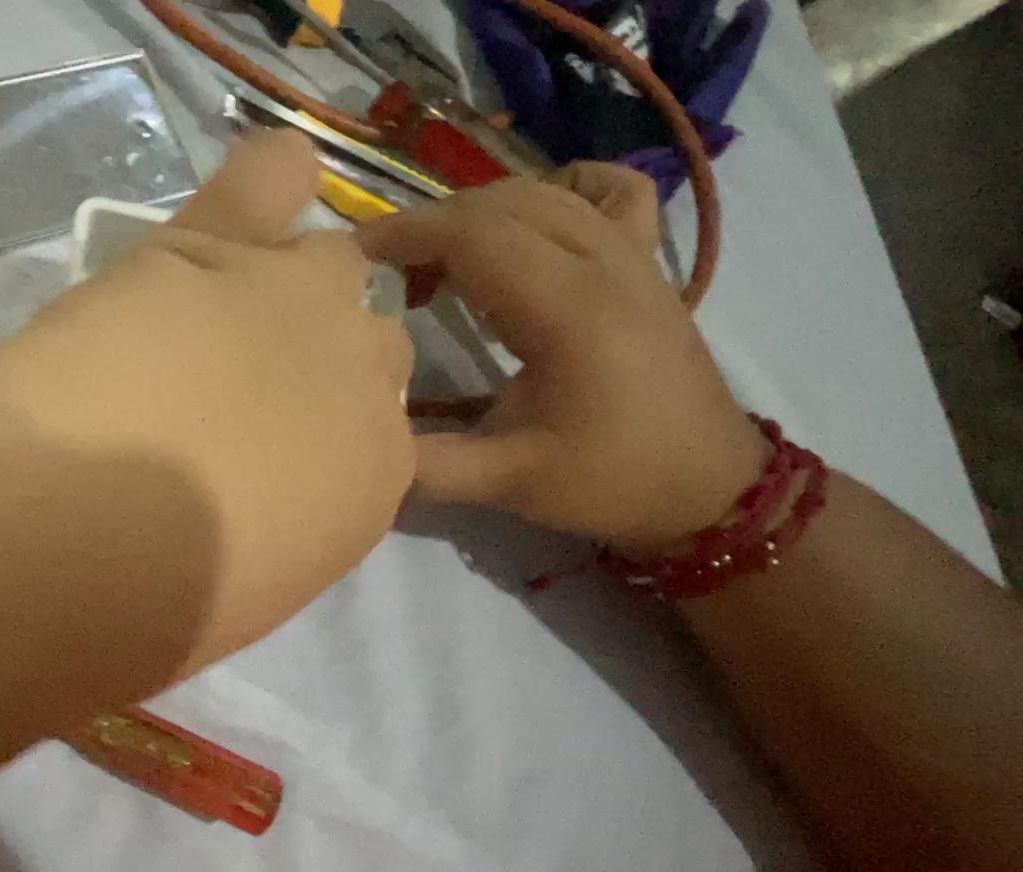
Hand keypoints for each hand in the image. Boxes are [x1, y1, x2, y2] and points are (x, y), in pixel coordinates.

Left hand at [0, 130, 415, 662]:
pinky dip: (263, 183)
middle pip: (369, 342)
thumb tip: (232, 520)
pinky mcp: (203, 251)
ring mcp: (289, 302)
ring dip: (290, 278)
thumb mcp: (239, 596)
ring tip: (236, 293)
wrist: (97, 529)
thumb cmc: (162, 604)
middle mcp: (357, 380)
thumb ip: (263, 540)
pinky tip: (263, 181)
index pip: (374, 440)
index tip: (265, 459)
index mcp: (368, 483)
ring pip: (328, 261)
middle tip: (238, 390)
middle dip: (316, 361)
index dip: (318, 440)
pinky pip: (261, 185)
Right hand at [361, 163, 768, 549]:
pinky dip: (559, 191)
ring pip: (544, 193)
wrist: (709, 488)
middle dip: (430, 225)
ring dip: (476, 214)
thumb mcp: (504, 482)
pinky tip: (530, 224)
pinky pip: (609, 193)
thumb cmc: (607, 481)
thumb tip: (359, 436)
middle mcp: (605, 264)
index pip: (476, 236)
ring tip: (434, 262)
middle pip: (502, 204)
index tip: (353, 256)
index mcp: (568, 311)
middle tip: (383, 272)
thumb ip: (423, 464)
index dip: (407, 234)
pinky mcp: (649, 264)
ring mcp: (635, 256)